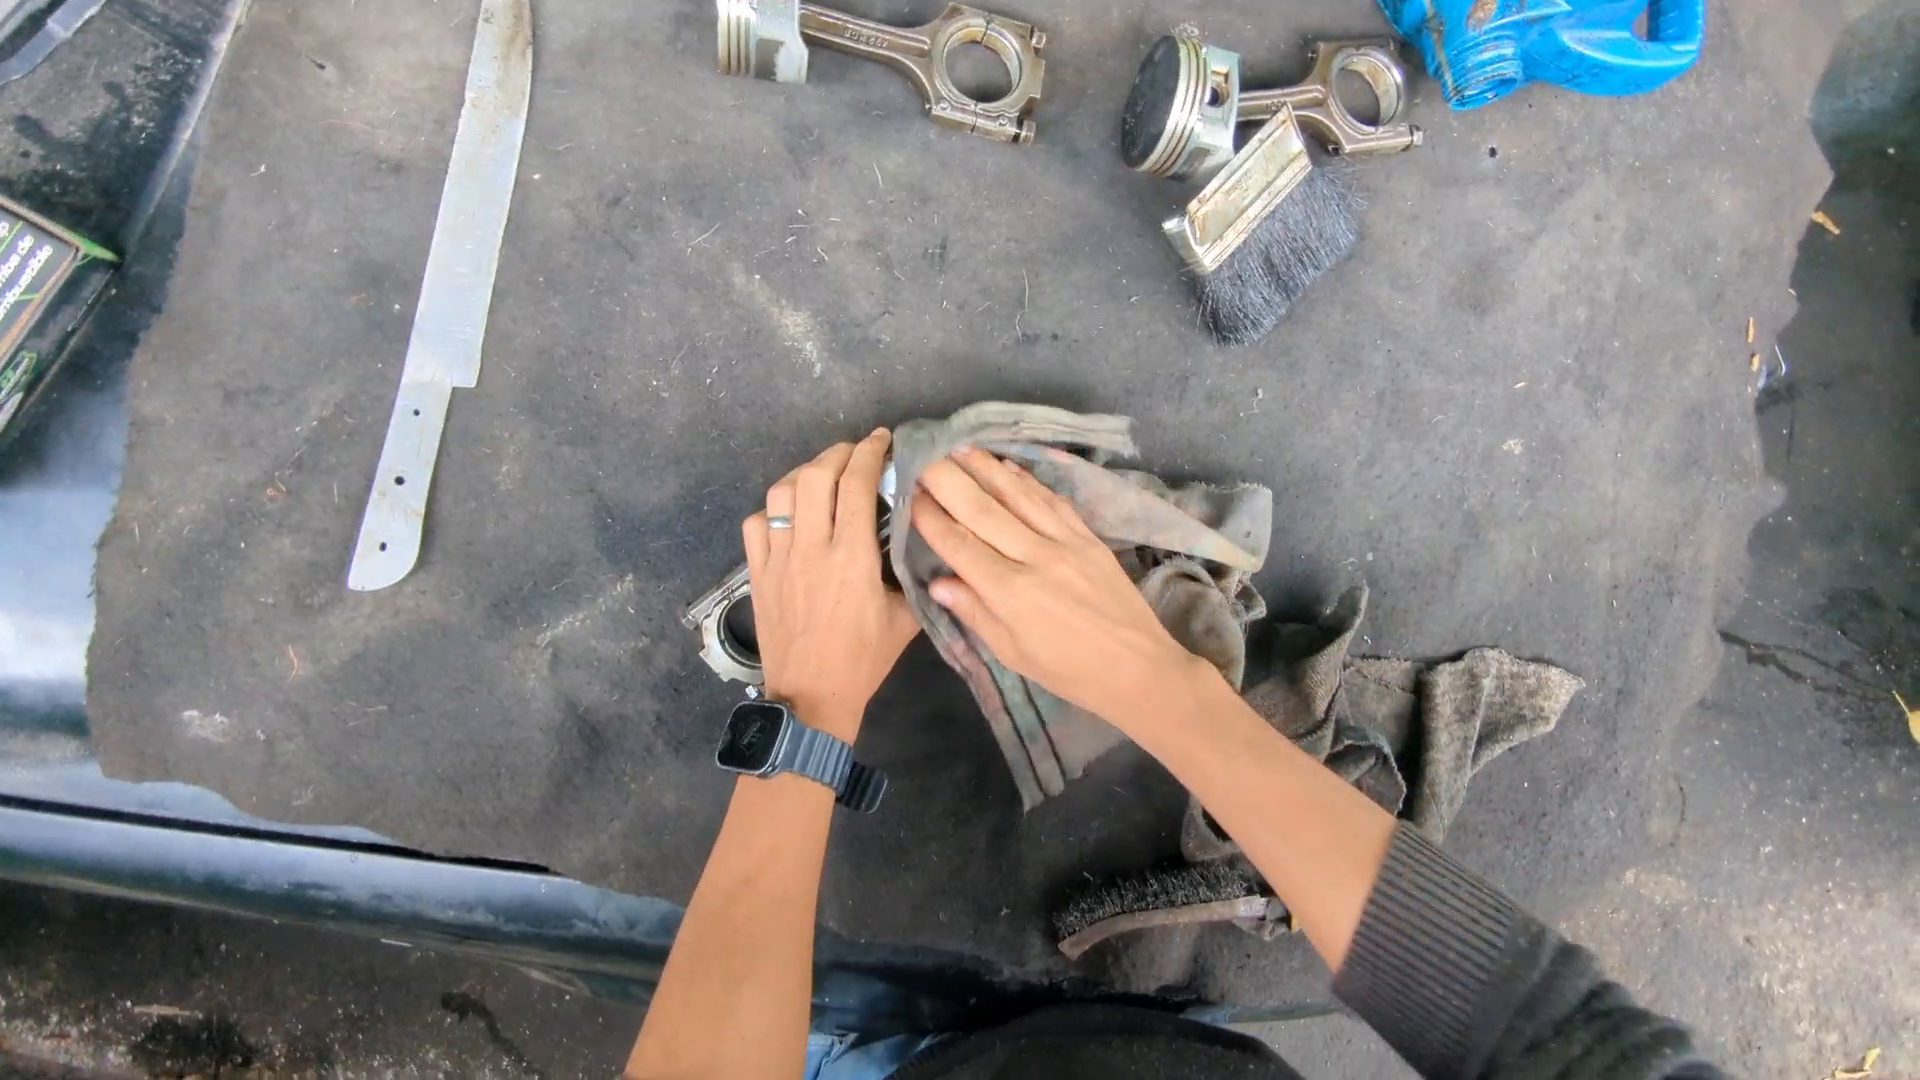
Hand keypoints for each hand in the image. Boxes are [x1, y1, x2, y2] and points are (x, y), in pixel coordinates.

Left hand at [743, 429, 920, 741]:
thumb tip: (922, 541)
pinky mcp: (757, 574)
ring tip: (821, 474)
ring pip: (781, 493)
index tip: (882, 439)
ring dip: (803, 473)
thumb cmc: (863, 659)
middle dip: (837, 453)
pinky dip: (772, 509)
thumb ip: (913, 575)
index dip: (870, 452)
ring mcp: (778, 560)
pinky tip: (789, 515)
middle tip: (855, 453)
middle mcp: (811, 548)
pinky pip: (755, 525)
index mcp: (851, 556)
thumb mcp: (905, 618)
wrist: (811, 697)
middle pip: (815, 476)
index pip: (856, 484)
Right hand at [910, 446, 1208, 726]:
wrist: (1138, 668)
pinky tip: (1008, 465)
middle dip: (948, 480)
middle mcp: (1034, 558)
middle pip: (982, 510)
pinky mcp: (1089, 537)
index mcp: (1010, 593)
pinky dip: (1028, 480)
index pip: (959, 545)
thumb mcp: (1013, 654)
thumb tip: (937, 582)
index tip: (910, 495)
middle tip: (924, 458)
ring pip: (1017, 495)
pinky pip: (1052, 501)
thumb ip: (975, 613)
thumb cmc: (1069, 672)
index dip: (931, 517)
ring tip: (960, 449)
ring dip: (986, 469)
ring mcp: (1065, 543)